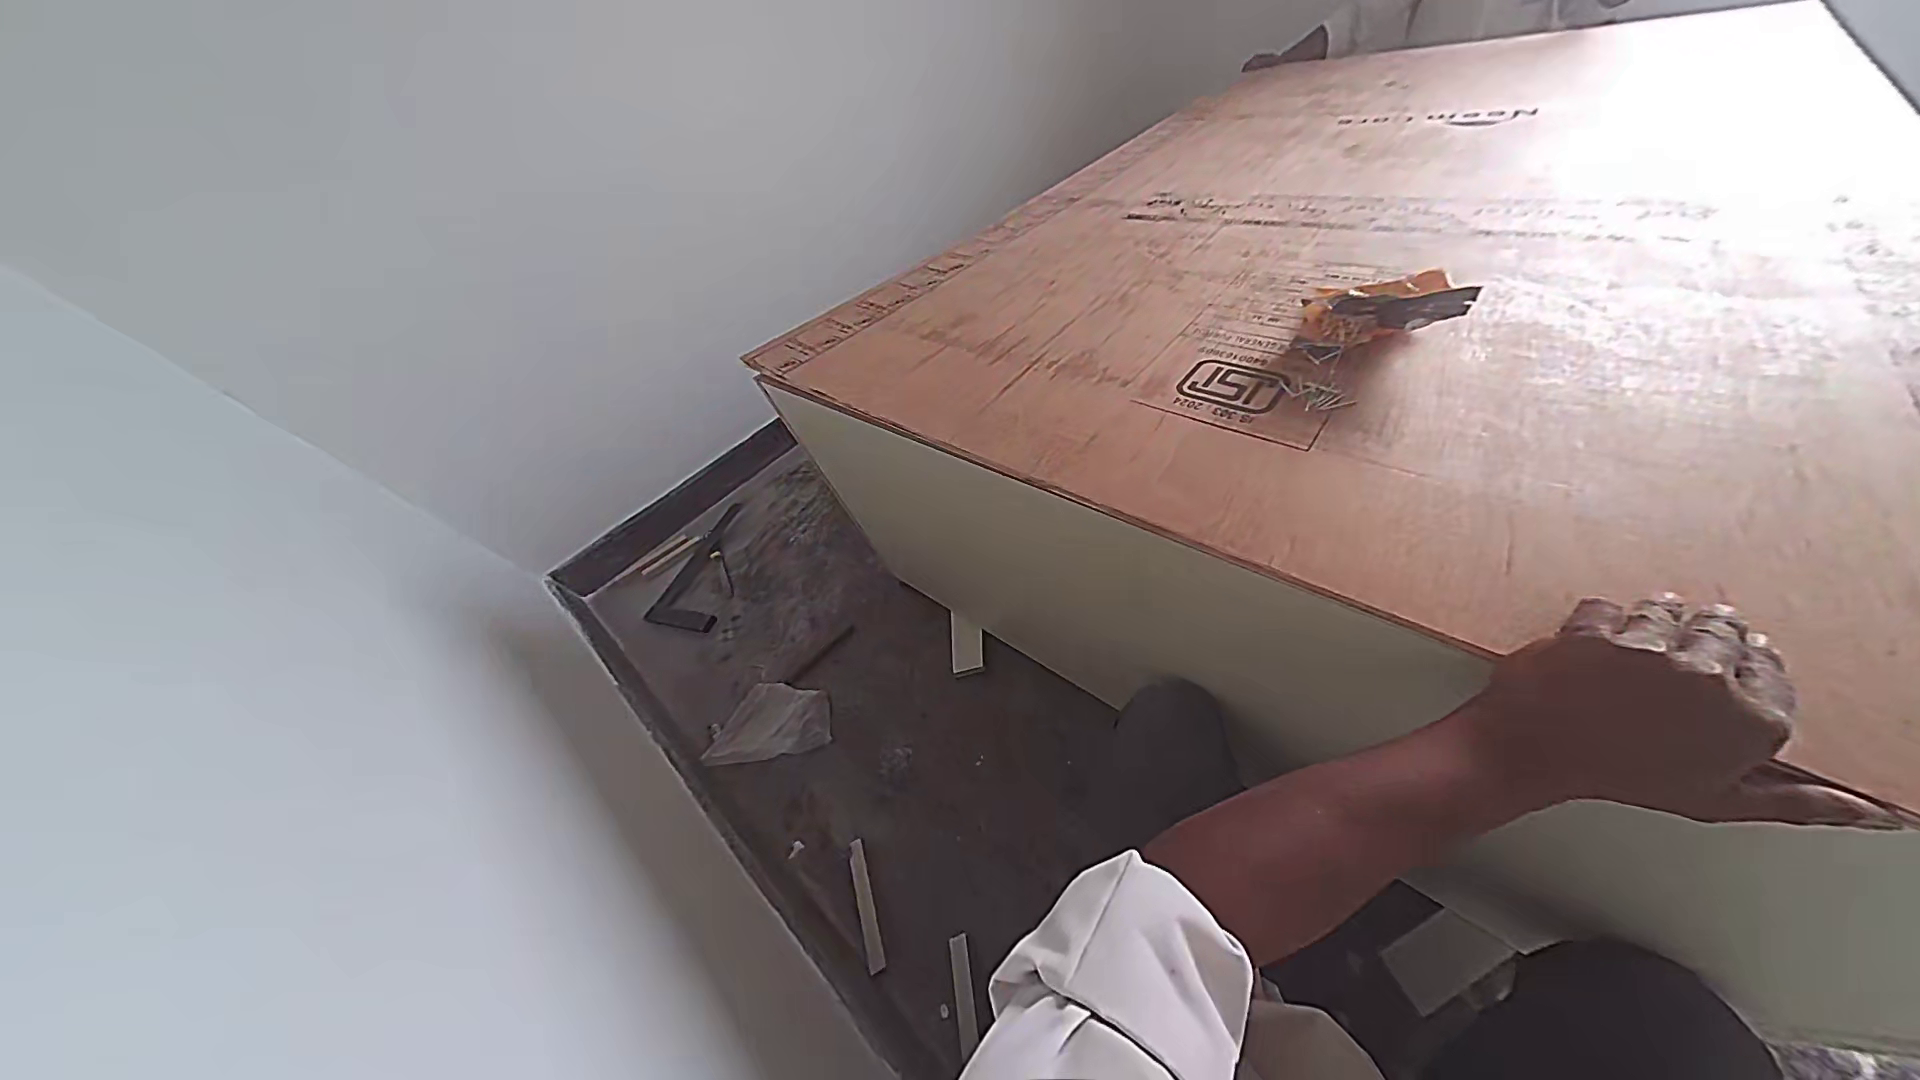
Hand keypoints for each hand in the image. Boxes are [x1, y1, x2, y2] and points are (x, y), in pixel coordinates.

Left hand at [1461, 594, 1904, 827]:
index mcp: (1749, 719)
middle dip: (1718, 630)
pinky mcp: (1592, 631)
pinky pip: (1606, 607)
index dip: (1758, 664)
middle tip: (1714, 622)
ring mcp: (1644, 649)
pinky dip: (1606, 613)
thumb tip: (1871, 814)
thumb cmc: (1617, 777)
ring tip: (1666, 608)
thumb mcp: (1716, 800)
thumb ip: (1796, 801)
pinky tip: (1606, 618)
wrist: (1533, 748)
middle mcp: (1705, 677)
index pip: (1774, 677)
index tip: (1752, 654)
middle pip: (1723, 636)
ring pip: (1667, 615)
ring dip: (1666, 613)